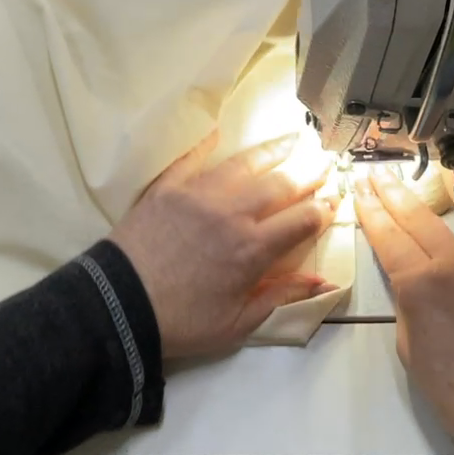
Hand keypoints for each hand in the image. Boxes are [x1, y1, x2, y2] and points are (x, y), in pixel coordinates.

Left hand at [111, 132, 337, 357]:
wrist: (118, 306)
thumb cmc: (181, 322)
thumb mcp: (237, 324)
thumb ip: (281, 297)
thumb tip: (323, 281)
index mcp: (253, 249)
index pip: (301, 220)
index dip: (323, 209)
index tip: (335, 199)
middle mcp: (232, 213)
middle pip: (280, 184)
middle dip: (308, 172)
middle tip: (325, 159)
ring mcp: (199, 195)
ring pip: (244, 164)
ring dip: (273, 151)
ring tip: (292, 139)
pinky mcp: (168, 187)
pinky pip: (193, 158)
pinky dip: (207, 143)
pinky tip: (220, 130)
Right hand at [356, 167, 453, 454]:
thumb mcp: (408, 346)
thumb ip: (408, 302)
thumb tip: (411, 275)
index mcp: (419, 285)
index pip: (387, 236)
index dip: (369, 209)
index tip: (358, 187)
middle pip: (417, 216)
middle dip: (392, 190)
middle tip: (379, 172)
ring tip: (442, 161)